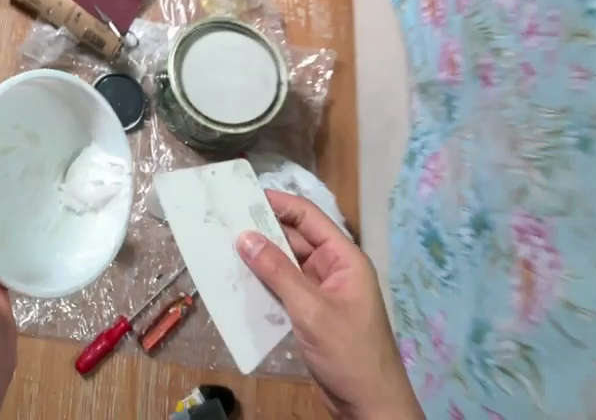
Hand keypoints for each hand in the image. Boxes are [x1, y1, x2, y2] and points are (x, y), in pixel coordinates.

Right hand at [236, 191, 422, 419]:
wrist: (371, 410)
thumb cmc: (350, 354)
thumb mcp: (311, 310)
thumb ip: (277, 271)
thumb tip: (244, 236)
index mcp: (344, 259)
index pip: (308, 217)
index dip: (278, 203)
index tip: (243, 196)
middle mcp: (333, 269)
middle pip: (294, 238)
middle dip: (262, 231)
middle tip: (224, 223)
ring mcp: (322, 292)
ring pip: (285, 263)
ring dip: (260, 258)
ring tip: (224, 247)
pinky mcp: (310, 313)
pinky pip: (283, 287)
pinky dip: (263, 282)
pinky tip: (239, 281)